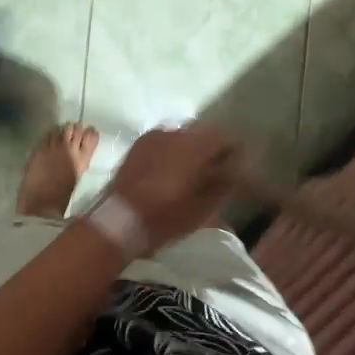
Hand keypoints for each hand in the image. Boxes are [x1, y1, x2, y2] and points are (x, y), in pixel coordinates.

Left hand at [107, 125, 241, 252]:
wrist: (117, 221)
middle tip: (217, 170)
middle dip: (213, 148)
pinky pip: (165, 139)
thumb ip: (223, 184)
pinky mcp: (139, 143)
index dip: (234, 150)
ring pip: (183, 135)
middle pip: (204, 133)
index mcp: (194, 148)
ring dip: (192, 148)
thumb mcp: (201, 209)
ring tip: (193, 171)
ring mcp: (154, 136)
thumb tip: (236, 170)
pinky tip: (172, 168)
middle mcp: (175, 134)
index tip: (237, 166)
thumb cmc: (163, 218)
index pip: (224, 137)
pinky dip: (173, 149)